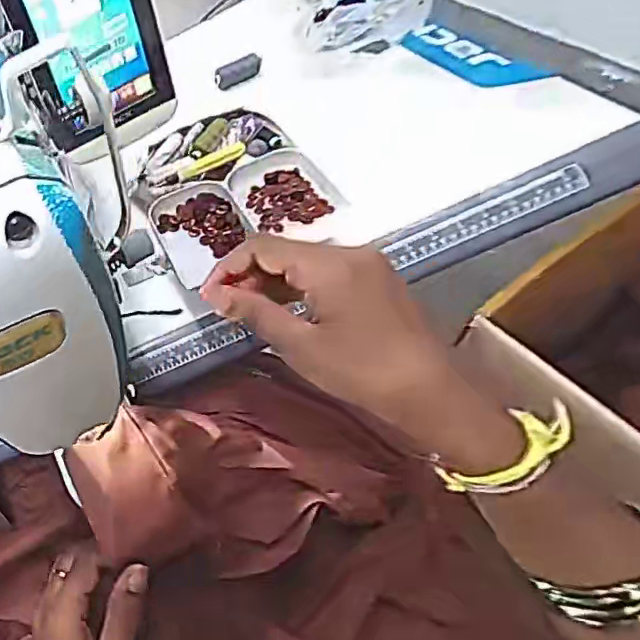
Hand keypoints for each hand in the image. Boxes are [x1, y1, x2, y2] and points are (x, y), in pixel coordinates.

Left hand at [33, 550, 146, 639]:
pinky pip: (58, 595)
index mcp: (59, 610)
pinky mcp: (44, 638)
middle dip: (94, 554)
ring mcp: (40, 624)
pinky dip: (78, 585)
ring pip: (59, 578)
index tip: (138, 548)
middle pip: (66, 565)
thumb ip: (124, 608)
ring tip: (120, 569)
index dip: (108, 551)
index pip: (82, 561)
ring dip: (85, 568)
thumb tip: (137, 566)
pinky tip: (100, 595)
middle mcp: (43, 610)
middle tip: (130, 555)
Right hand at [200, 237, 519, 469]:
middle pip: (283, 250)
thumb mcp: (298, 344)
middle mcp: (349, 252)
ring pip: (302, 260)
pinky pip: (324, 271)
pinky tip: (283, 311)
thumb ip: (254, 311)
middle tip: (226, 308)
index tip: (209, 297)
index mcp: (329, 264)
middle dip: (248, 275)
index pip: (262, 247)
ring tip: (249, 313)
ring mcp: (366, 263)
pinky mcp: (374, 279)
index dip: (228, 268)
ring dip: (271, 281)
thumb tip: (216, 295)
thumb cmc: (360, 371)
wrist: (430, 392)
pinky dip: (297, 286)